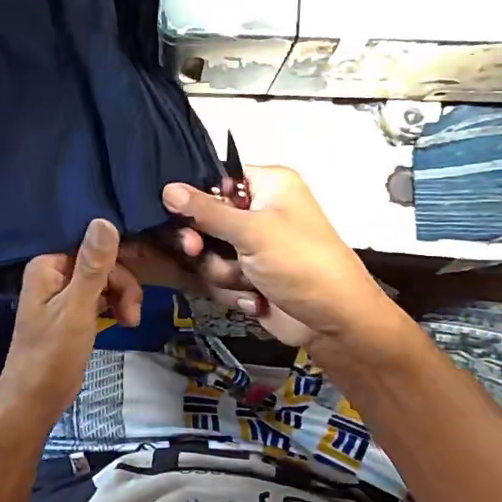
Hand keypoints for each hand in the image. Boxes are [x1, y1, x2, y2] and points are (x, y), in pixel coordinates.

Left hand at [0, 219, 139, 434]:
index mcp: (48, 264)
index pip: (92, 244)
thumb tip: (104, 220)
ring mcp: (63, 293)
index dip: (120, 256)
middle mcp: (53, 273)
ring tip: (130, 322)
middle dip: (123, 284)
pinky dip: (114, 306)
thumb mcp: (77, 308)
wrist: (36, 400)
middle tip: (132, 313)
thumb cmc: (53, 353)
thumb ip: (92, 266)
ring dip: (122, 297)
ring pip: (105, 280)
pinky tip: (124, 321)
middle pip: (101, 263)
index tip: (146, 270)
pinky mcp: (73, 312)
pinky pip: (101, 297)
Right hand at [161, 166, 398, 347]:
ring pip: (208, 252)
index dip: (195, 197)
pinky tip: (256, 297)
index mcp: (269, 185)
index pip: (217, 178)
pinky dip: (234, 289)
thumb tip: (168, 188)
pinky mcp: (249, 275)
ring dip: (223, 271)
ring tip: (248, 281)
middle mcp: (259, 211)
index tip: (178, 214)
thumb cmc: (303, 264)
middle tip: (196, 250)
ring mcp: (253, 245)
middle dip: (204, 242)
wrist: (333, 323)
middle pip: (205, 218)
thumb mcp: (252, 231)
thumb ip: (206, 210)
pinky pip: (219, 276)